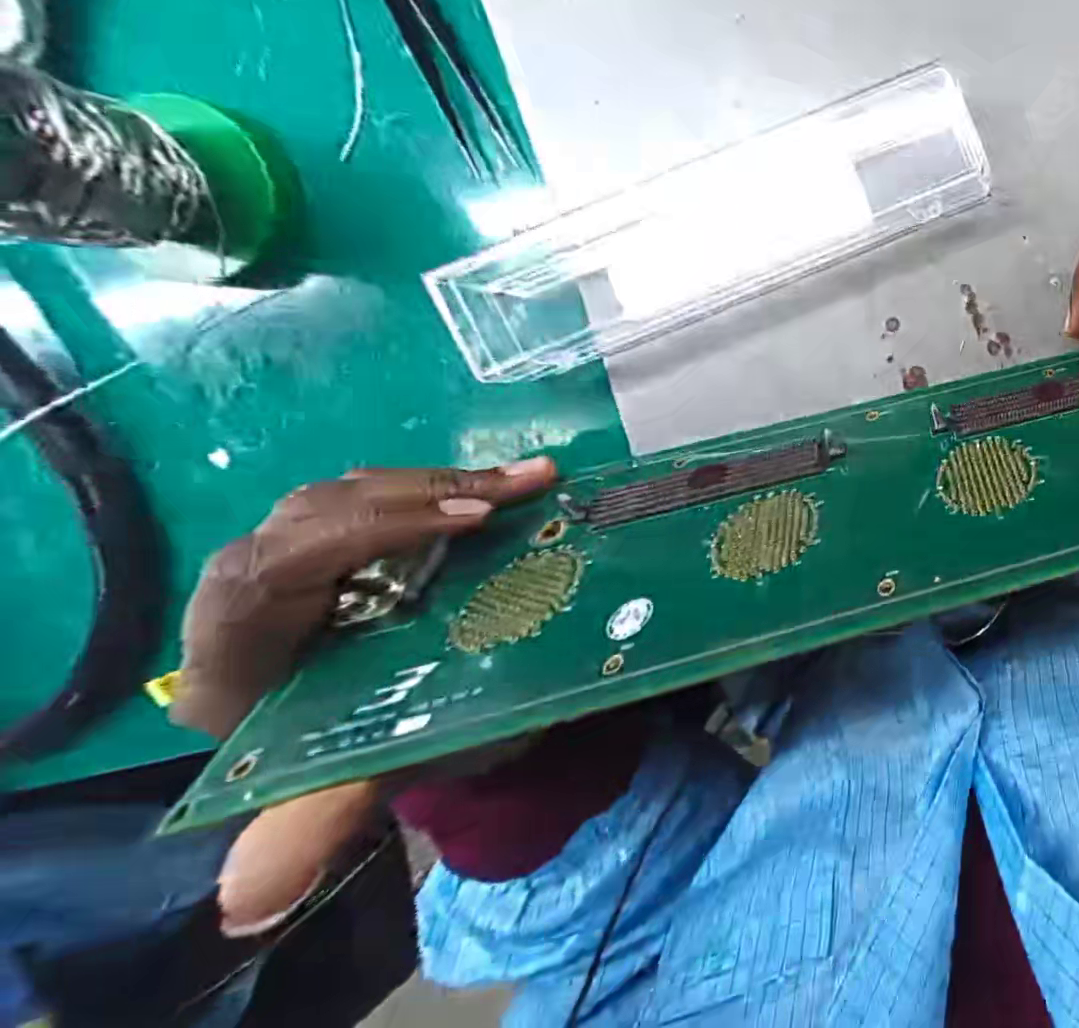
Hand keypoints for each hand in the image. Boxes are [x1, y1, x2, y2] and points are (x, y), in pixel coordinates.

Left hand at [176, 460, 556, 934]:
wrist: (406, 723)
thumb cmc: (381, 749)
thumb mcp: (359, 779)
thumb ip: (316, 820)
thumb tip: (245, 908)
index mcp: (237, 653)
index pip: (272, 570)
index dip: (365, 534)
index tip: (472, 522)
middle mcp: (255, 591)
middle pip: (318, 514)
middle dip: (425, 494)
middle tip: (521, 491)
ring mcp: (304, 555)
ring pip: (355, 492)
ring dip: (449, 481)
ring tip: (532, 479)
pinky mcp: (349, 539)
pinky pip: (389, 495)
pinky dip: (454, 484)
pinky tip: (512, 483)